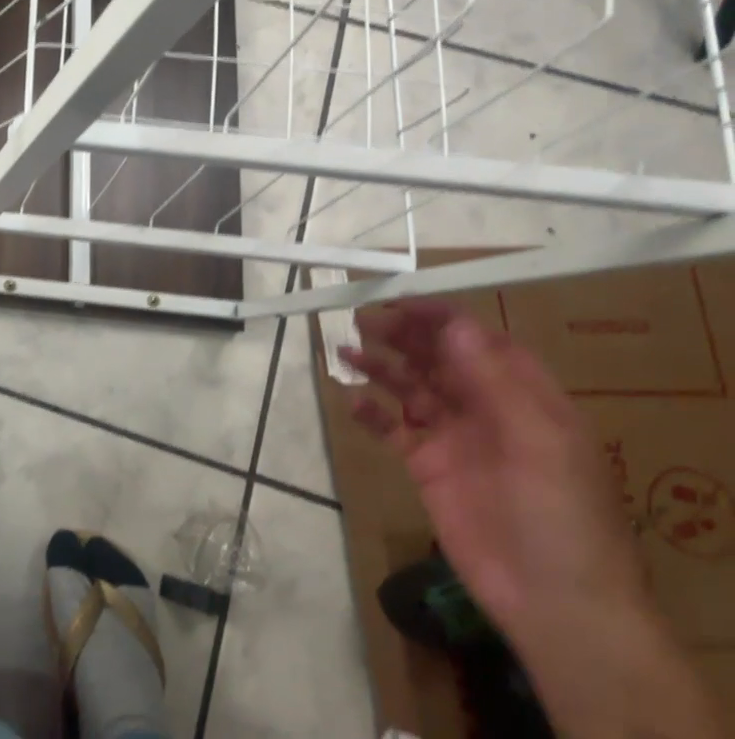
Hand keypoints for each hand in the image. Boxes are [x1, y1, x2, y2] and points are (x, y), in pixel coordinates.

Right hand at [340, 301, 725, 738]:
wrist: (550, 596)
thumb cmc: (555, 512)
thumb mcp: (535, 438)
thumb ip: (491, 379)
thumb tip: (452, 323)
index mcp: (527, 399)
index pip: (481, 343)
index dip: (442, 319)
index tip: (398, 303)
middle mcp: (489, 411)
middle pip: (440, 360)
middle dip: (404, 337)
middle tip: (361, 322)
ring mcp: (455, 439)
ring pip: (411, 388)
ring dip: (381, 367)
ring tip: (344, 350)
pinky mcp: (426, 466)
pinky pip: (392, 428)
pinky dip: (370, 411)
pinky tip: (350, 401)